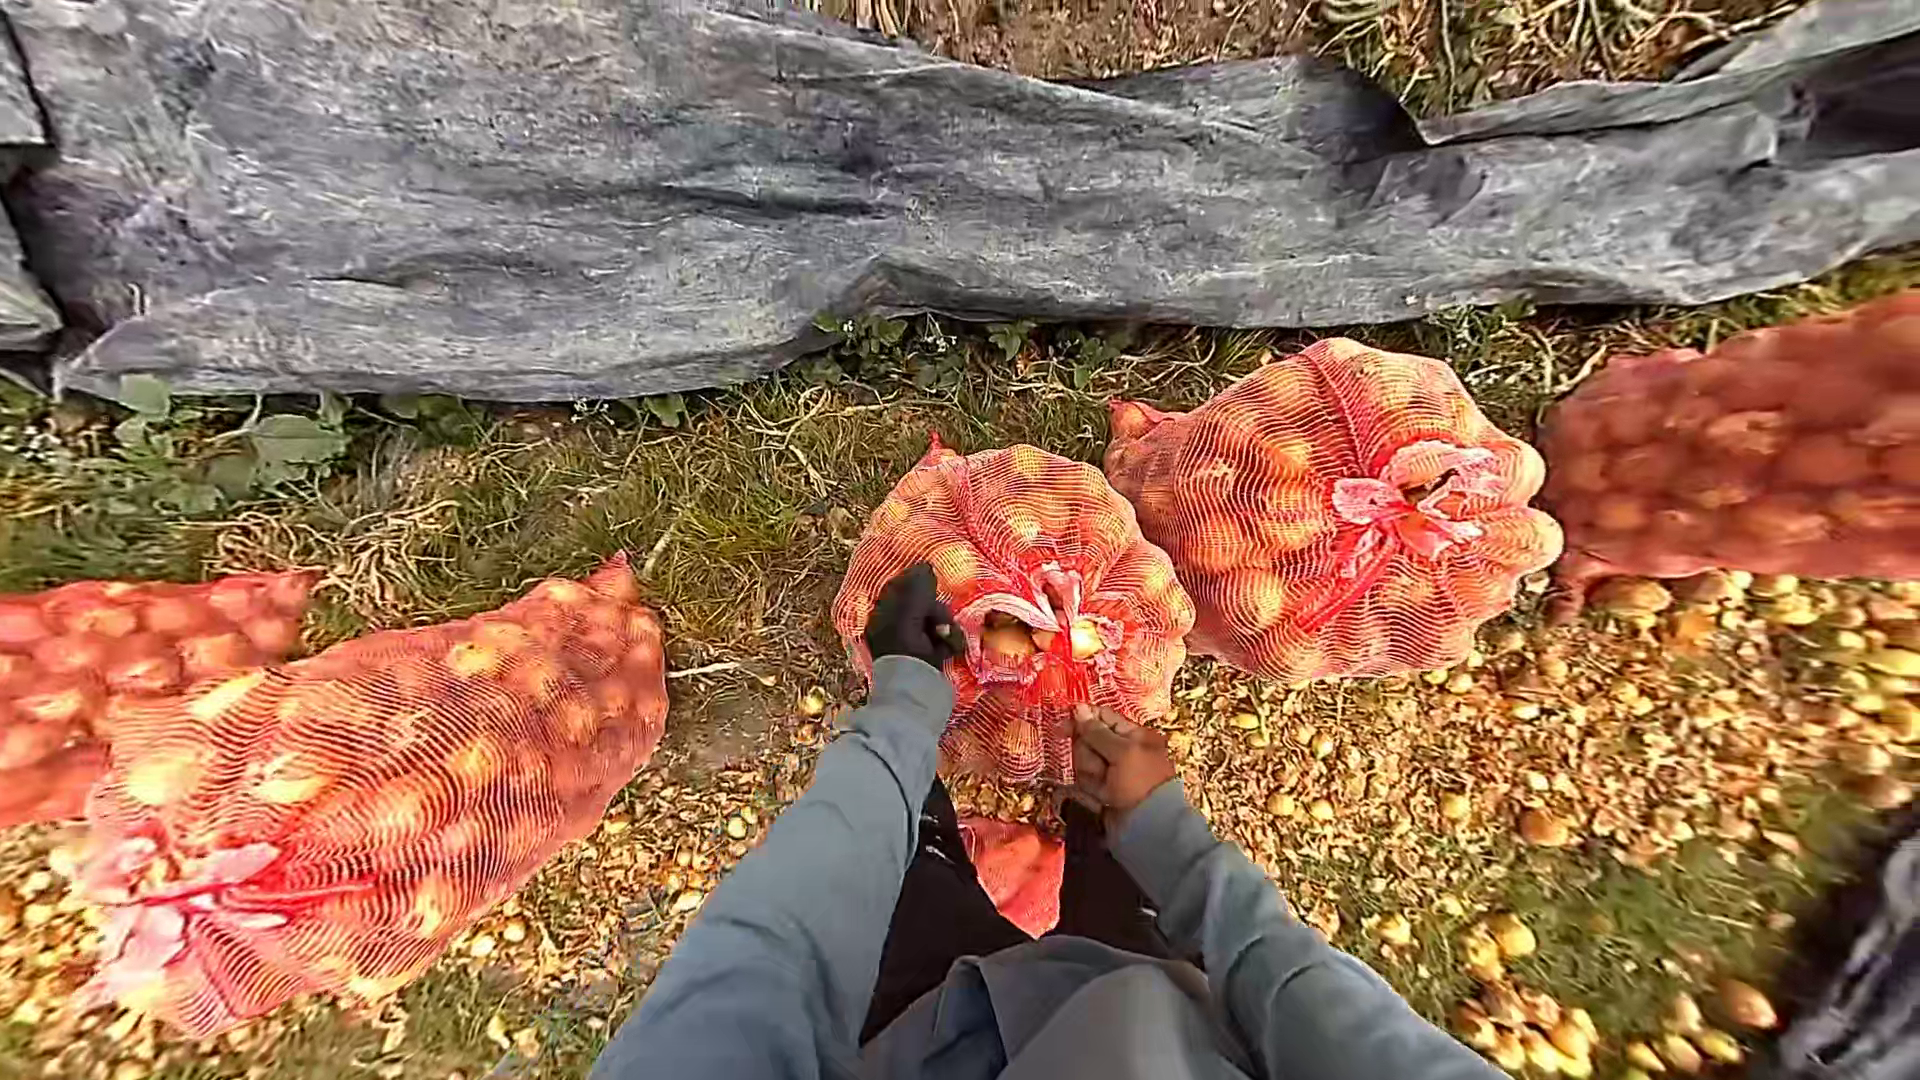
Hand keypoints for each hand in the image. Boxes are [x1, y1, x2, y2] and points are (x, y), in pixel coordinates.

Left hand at [863, 562, 964, 669]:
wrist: (915, 692)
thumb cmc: (906, 649)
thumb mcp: (909, 612)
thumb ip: (917, 588)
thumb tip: (925, 565)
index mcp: (881, 616)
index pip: (897, 588)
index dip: (914, 579)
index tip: (931, 574)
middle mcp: (893, 628)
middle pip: (921, 604)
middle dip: (935, 609)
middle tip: (939, 618)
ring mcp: (913, 644)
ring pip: (935, 621)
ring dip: (945, 625)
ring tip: (946, 637)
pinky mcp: (930, 658)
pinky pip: (943, 639)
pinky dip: (949, 641)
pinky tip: (949, 648)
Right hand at [1069, 703, 1177, 830]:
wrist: (1148, 827)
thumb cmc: (1140, 782)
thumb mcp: (1122, 752)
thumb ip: (1097, 731)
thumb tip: (1078, 708)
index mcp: (1132, 734)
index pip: (1102, 717)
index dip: (1083, 719)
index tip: (1064, 725)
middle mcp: (1119, 748)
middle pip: (1087, 738)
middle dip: (1088, 753)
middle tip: (1101, 767)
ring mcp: (1110, 768)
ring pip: (1083, 759)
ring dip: (1090, 772)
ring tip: (1104, 785)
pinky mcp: (1101, 787)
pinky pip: (1085, 778)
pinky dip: (1091, 786)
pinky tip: (1102, 796)